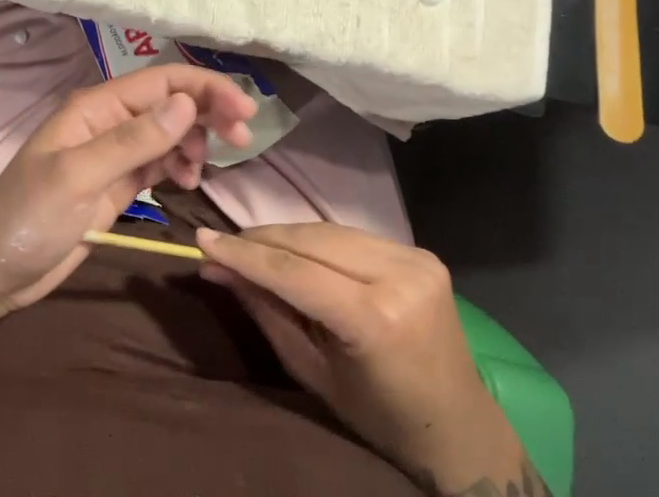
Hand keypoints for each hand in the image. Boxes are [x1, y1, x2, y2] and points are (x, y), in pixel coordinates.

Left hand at [0, 65, 255, 314]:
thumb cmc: (27, 217)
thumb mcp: (78, 177)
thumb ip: (133, 141)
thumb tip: (187, 104)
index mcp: (94, 108)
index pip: (161, 82)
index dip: (206, 89)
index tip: (246, 113)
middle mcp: (107, 123)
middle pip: (170, 103)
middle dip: (208, 114)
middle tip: (241, 142)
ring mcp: (113, 155)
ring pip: (169, 133)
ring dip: (195, 143)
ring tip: (199, 172)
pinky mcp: (117, 185)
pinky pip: (160, 163)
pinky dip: (179, 166)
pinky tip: (186, 182)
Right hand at [197, 225, 533, 492]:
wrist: (458, 427)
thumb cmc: (377, 414)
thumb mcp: (310, 369)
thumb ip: (264, 310)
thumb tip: (214, 268)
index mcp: (377, 319)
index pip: (294, 271)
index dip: (243, 254)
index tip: (200, 238)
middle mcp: (401, 277)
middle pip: (310, 240)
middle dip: (259, 240)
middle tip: (218, 245)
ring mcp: (416, 260)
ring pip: (328, 231)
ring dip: (283, 236)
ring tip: (247, 247)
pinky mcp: (421, 254)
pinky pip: (350, 236)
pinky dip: (315, 241)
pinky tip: (290, 250)